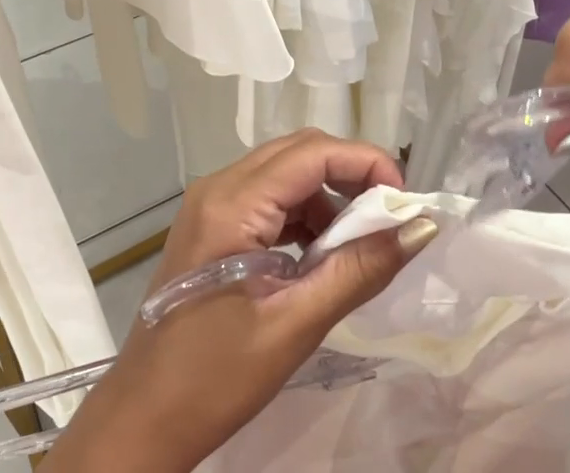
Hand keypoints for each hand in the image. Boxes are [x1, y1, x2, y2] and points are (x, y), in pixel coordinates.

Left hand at [43, 129, 436, 472]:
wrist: (146, 416)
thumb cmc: (218, 374)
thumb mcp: (297, 322)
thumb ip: (361, 268)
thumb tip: (422, 227)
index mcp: (231, 203)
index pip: (312, 153)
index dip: (366, 163)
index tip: (406, 204)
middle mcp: (216, 188)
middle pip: (298, 153)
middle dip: (351, 175)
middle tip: (391, 220)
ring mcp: (209, 206)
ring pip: (284, 174)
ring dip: (328, 198)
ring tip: (360, 246)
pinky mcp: (210, 227)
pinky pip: (267, 200)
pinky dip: (303, 216)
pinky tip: (321, 256)